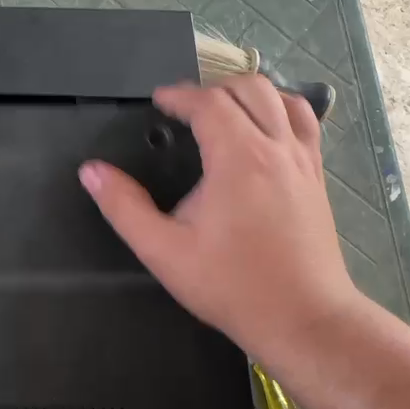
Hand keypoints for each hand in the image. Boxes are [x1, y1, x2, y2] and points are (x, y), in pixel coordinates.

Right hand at [78, 76, 359, 345]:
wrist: (303, 319)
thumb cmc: (230, 284)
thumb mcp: (163, 250)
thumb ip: (124, 207)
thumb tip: (91, 171)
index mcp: (238, 159)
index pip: (209, 103)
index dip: (179, 96)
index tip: (157, 101)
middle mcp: (276, 150)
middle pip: (249, 89)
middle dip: (212, 88)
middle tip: (184, 108)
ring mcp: (305, 163)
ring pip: (285, 100)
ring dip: (249, 94)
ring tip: (223, 109)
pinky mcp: (318, 179)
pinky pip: (306, 124)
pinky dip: (281, 110)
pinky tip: (264, 128)